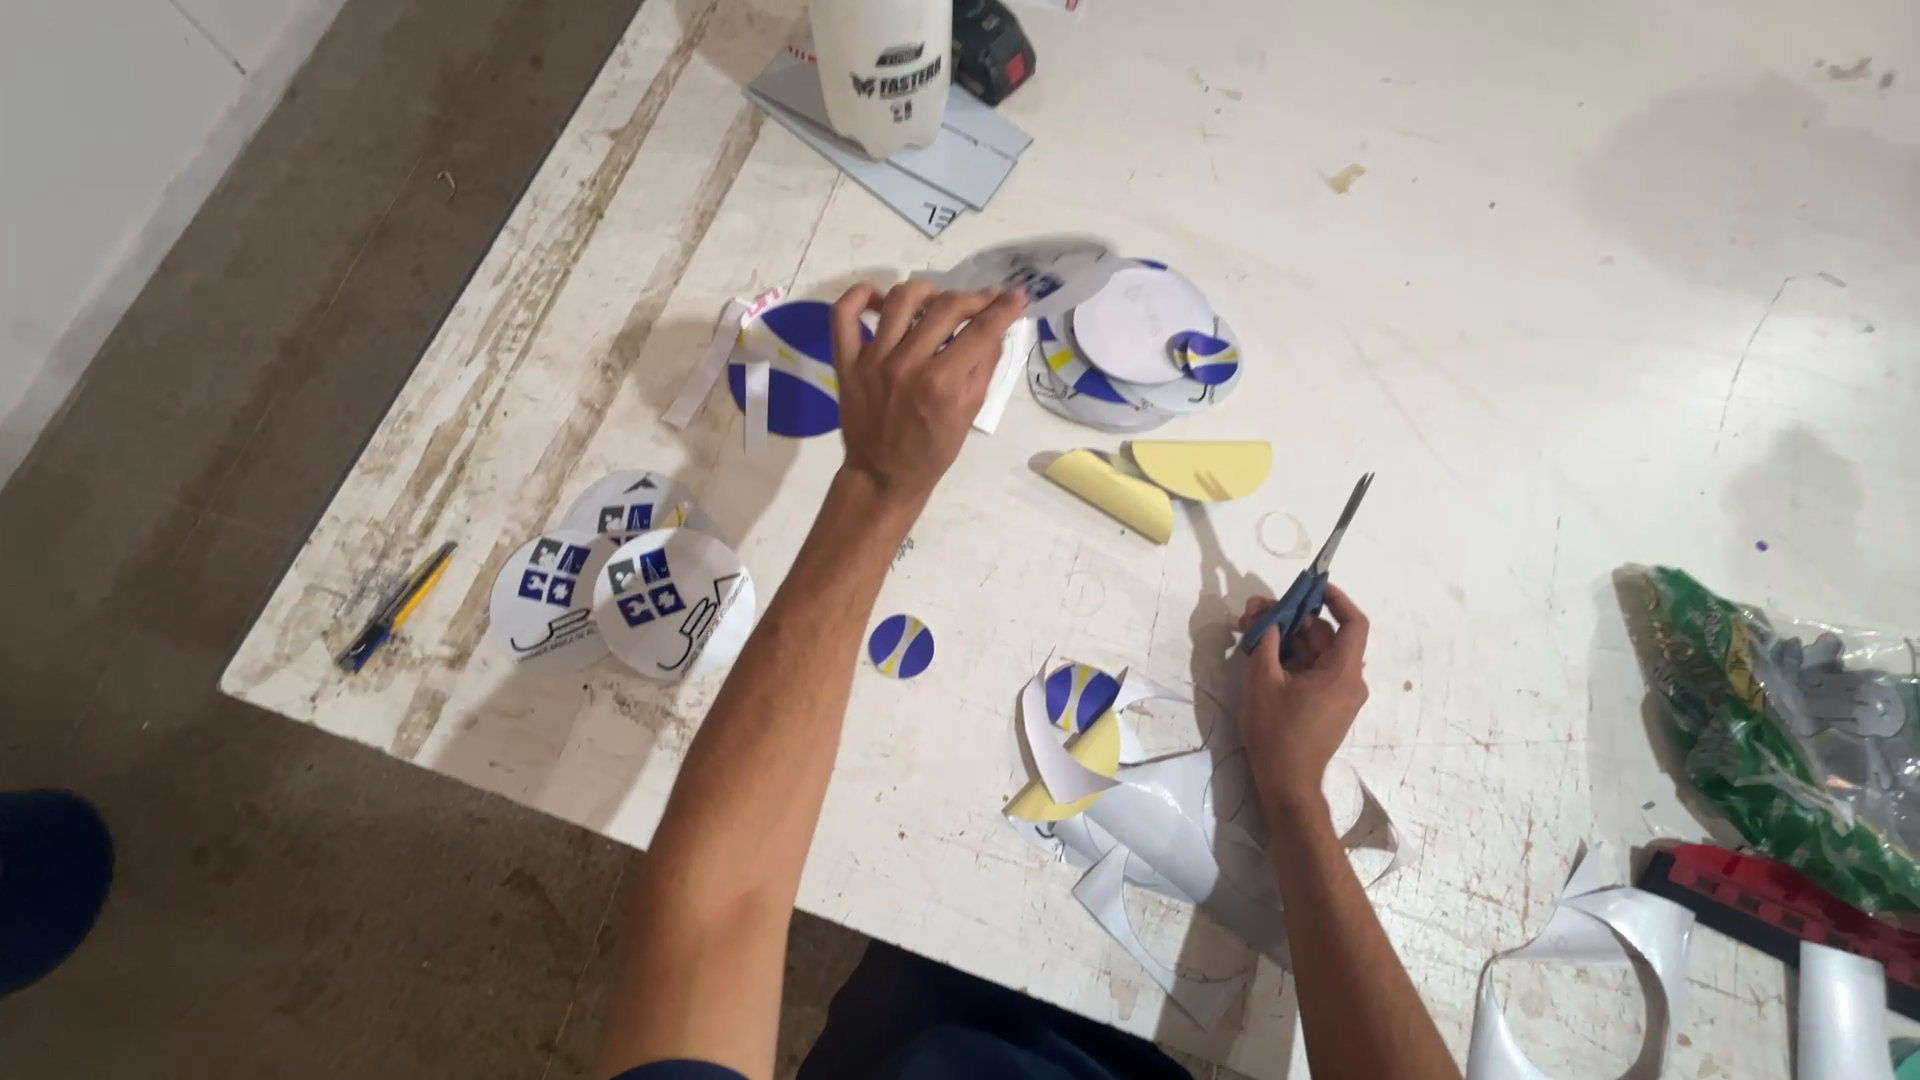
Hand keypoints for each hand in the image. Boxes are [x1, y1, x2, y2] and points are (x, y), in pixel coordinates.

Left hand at [829, 281, 1026, 505]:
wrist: (883, 475)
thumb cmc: (932, 451)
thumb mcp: (969, 414)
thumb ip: (983, 368)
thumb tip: (995, 329)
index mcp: (942, 382)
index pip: (981, 330)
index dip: (1004, 308)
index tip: (1015, 296)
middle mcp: (907, 364)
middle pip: (946, 307)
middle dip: (973, 298)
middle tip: (982, 302)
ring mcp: (872, 360)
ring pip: (899, 300)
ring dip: (925, 291)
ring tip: (936, 301)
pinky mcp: (846, 362)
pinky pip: (843, 315)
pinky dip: (858, 296)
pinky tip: (878, 298)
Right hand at [1238, 584, 1370, 817]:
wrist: (1286, 781)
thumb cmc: (1277, 731)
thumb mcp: (1263, 680)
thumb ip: (1267, 643)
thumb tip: (1270, 620)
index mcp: (1342, 672)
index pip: (1353, 624)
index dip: (1336, 599)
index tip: (1312, 586)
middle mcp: (1349, 680)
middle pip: (1325, 635)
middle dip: (1291, 618)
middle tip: (1254, 612)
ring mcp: (1339, 694)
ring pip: (1315, 652)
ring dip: (1286, 638)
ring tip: (1250, 631)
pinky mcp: (1327, 705)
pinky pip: (1313, 670)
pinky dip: (1291, 657)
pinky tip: (1261, 653)